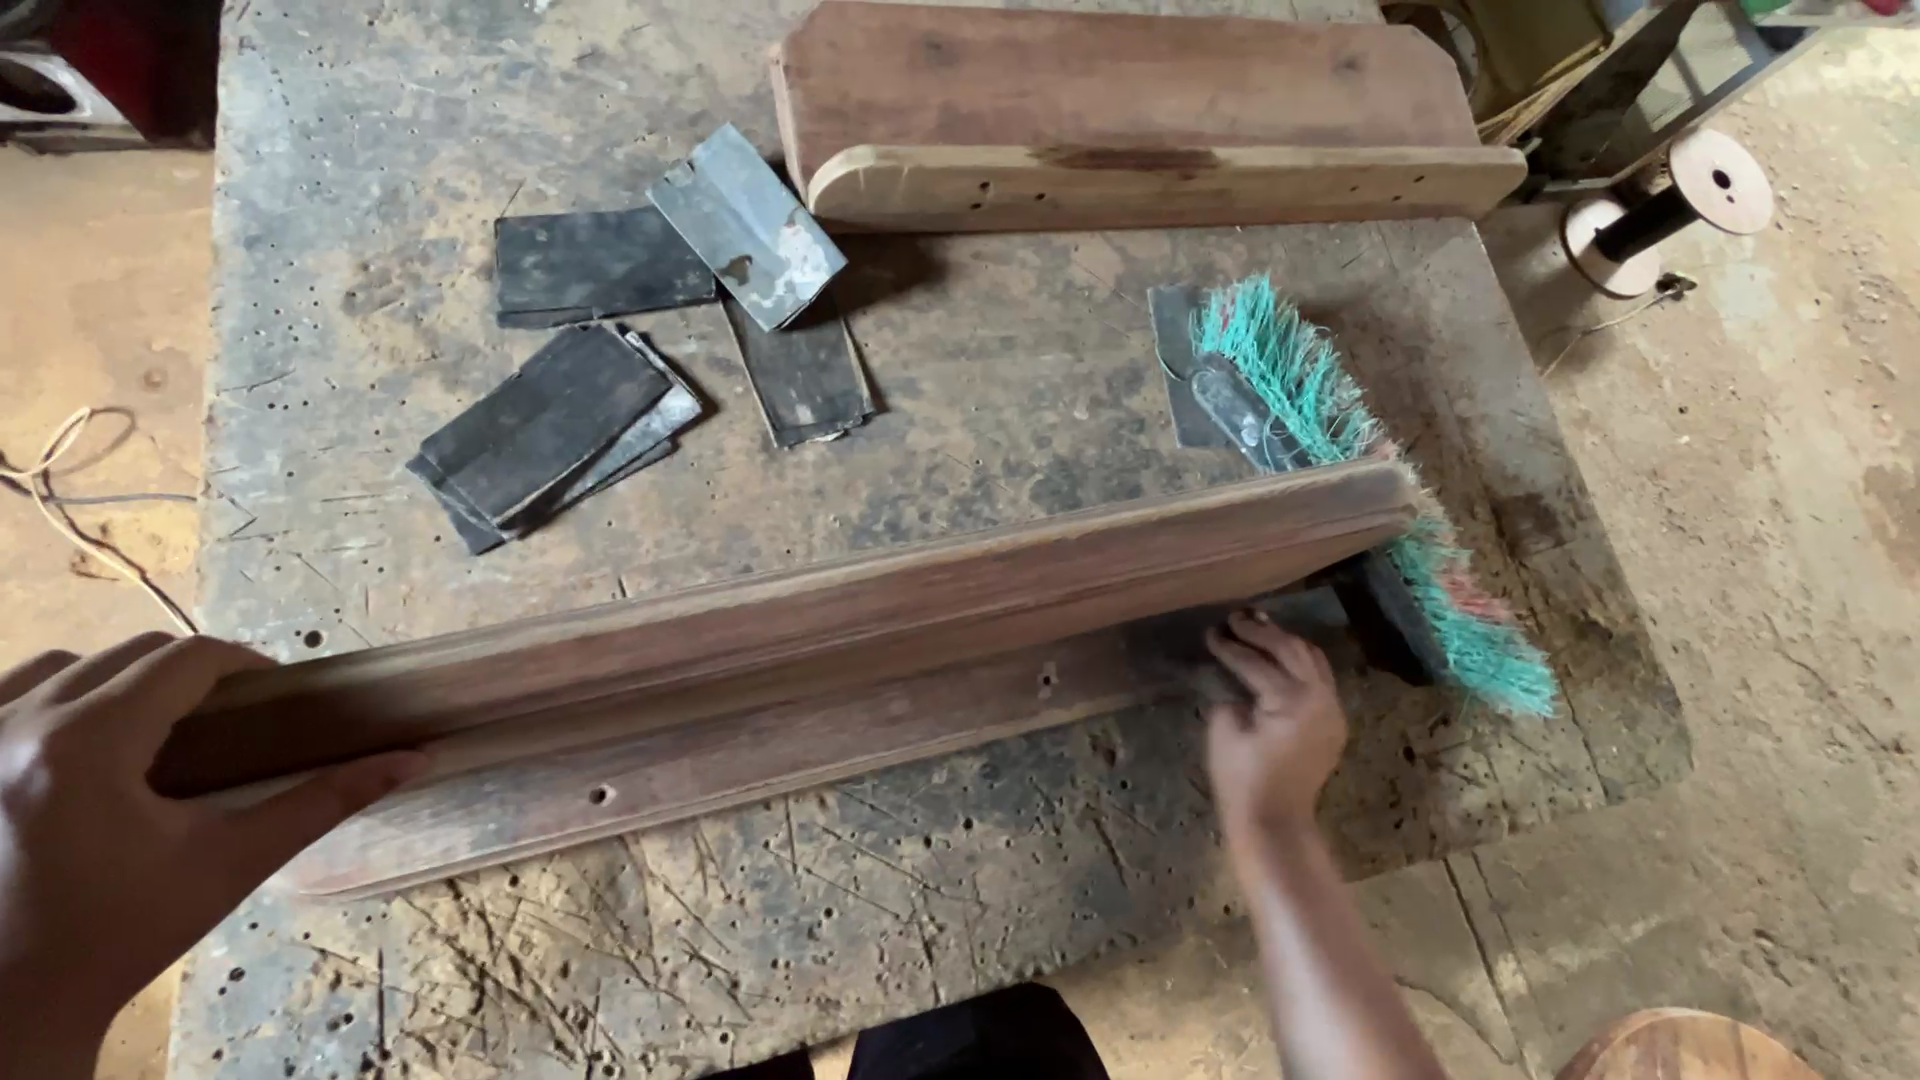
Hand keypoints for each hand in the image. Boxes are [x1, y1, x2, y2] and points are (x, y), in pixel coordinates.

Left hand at [0, 633, 427, 1072]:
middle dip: (196, 672)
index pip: (186, 659)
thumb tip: (416, 759)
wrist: (3, 1007)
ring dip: (125, 678)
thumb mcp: (236, 861)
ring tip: (158, 725)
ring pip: (63, 663)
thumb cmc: (121, 933)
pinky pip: (6, 690)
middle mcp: (11, 728)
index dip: (247, 663)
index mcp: (86, 747)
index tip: (277, 694)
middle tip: (233, 715)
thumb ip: (326, 800)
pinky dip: (55, 692)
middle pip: (132, 654)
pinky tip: (83, 735)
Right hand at [1203, 610, 1347, 846]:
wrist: (1276, 823)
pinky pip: (1319, 678)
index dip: (1230, 646)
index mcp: (1291, 702)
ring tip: (1257, 624)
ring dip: (1283, 640)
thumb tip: (1236, 682)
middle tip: (1235, 616)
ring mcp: (1333, 710)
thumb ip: (1231, 696)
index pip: (1256, 662)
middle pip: (1292, 650)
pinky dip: (1298, 661)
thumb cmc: (1242, 780)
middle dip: (1261, 631)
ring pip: (1312, 659)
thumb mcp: (1223, 731)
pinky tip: (1277, 654)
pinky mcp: (1334, 722)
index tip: (1210, 631)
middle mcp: (1320, 699)